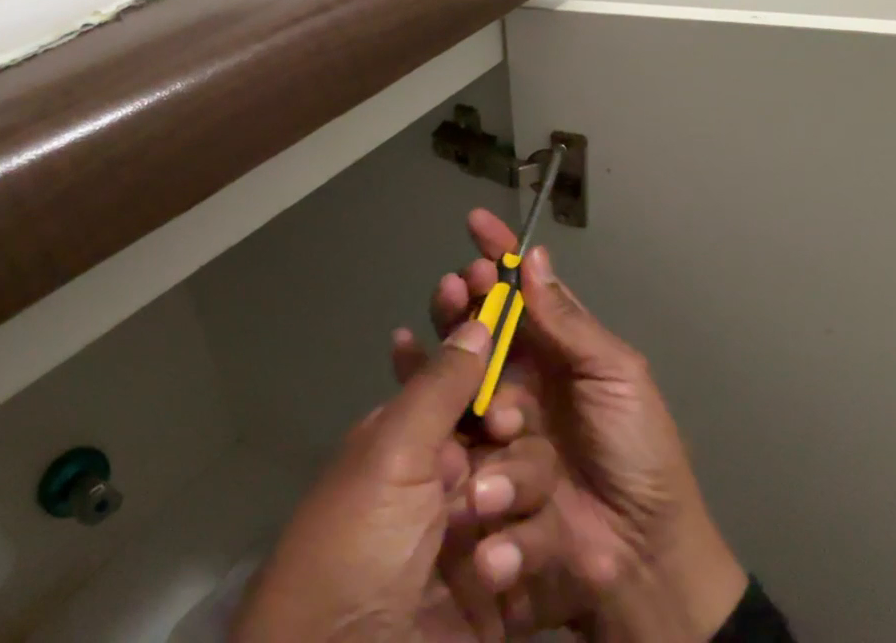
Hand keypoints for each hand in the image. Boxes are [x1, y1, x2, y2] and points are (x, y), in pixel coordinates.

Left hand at [231, 318, 562, 642]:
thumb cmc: (359, 538)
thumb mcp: (392, 452)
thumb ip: (441, 386)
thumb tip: (476, 319)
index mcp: (412, 436)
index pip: (467, 382)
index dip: (497, 359)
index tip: (533, 351)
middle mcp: (446, 473)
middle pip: (511, 432)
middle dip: (512, 444)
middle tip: (498, 453)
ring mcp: (476, 526)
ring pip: (532, 481)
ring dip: (513, 498)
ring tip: (477, 525)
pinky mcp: (500, 577)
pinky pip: (536, 542)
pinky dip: (522, 550)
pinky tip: (497, 566)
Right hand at [409, 209, 749, 638]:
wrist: (641, 553)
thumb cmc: (639, 454)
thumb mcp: (618, 377)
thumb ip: (570, 323)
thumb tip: (533, 258)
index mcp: (559, 354)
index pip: (523, 294)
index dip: (499, 255)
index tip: (474, 222)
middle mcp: (522, 381)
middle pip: (478, 329)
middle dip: (464, 303)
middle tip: (456, 286)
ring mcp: (495, 425)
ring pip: (460, 377)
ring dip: (465, 361)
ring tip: (474, 363)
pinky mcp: (474, 465)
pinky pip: (444, 431)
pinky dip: (427, 403)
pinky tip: (410, 384)